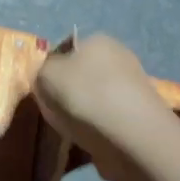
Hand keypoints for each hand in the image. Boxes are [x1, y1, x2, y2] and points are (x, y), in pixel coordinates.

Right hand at [32, 34, 179, 180]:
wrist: (129, 135)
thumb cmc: (84, 97)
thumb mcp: (46, 76)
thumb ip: (40, 71)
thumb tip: (47, 76)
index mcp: (97, 40)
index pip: (66, 50)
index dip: (51, 72)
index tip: (44, 93)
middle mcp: (118, 57)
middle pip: (81, 76)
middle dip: (67, 95)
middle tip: (56, 114)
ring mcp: (131, 86)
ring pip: (94, 99)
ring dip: (81, 115)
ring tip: (73, 131)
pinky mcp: (138, 114)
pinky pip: (107, 120)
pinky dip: (96, 130)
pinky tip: (91, 140)